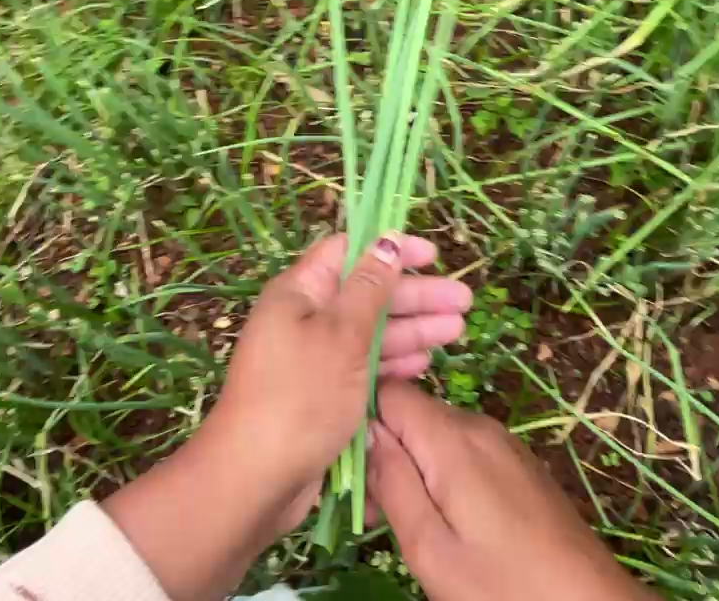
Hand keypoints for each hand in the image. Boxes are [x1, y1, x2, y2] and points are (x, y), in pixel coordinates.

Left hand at [103, 233, 471, 600]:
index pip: (349, 251)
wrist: (255, 479)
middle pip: (367, 293)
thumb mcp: (342, 334)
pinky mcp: (323, 392)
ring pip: (371, 331)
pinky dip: (393, 362)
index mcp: (300, 291)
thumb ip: (369, 287)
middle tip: (463, 299)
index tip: (433, 255)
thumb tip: (387, 240)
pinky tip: (424, 363)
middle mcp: (306, 317)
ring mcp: (315, 357)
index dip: (390, 248)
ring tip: (457, 329)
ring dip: (413, 329)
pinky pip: (364, 366)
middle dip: (415, 295)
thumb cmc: (300, 395)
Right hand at [368, 380, 657, 600]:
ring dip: (415, 465)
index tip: (347, 459)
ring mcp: (502, 441)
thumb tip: (363, 430)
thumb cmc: (504, 587)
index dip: (361, 415)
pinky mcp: (518, 462)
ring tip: (413, 521)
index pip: (389, 389)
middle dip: (387, 448)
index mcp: (452, 438)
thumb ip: (393, 483)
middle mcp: (478, 424)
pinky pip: (464, 450)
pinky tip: (450, 520)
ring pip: (437, 433)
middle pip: (412, 412)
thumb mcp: (432, 549)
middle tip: (376, 509)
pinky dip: (444, 474)